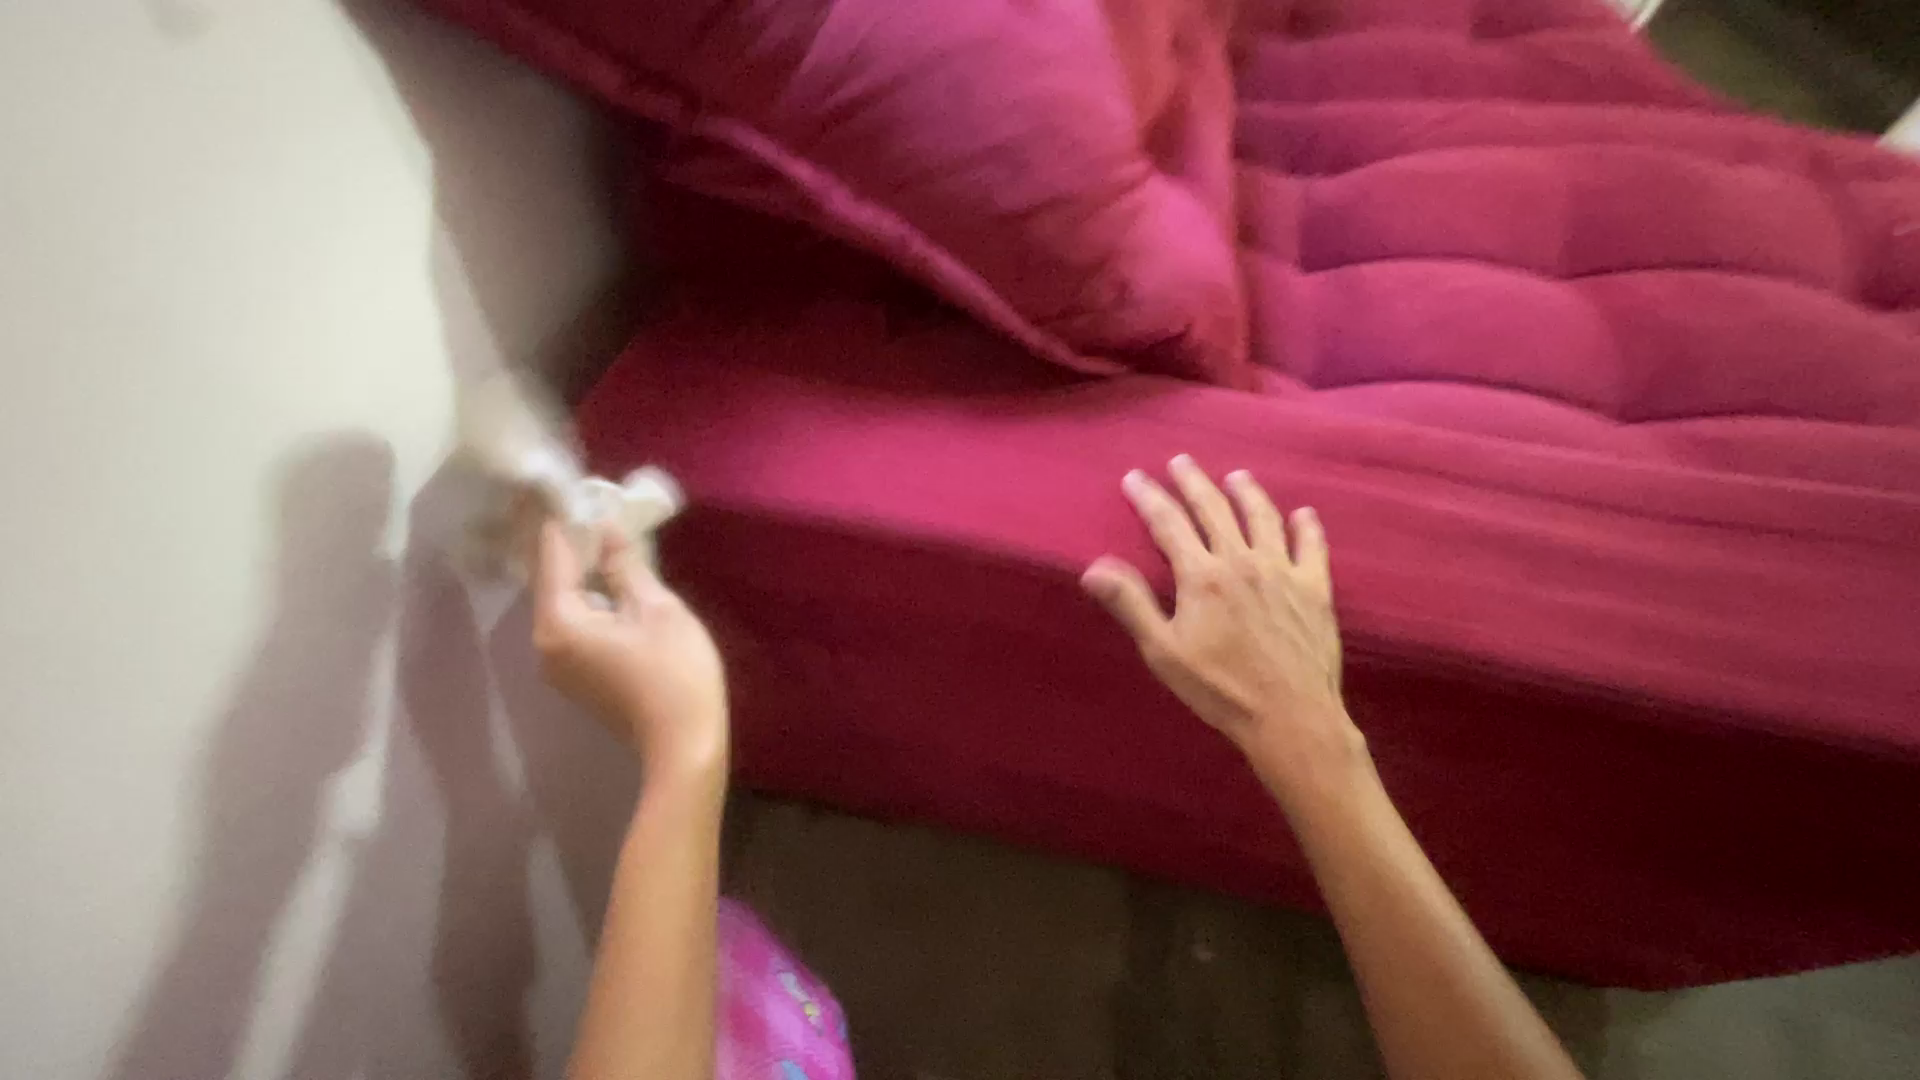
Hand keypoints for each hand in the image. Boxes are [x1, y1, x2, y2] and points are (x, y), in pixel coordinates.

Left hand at [531, 520, 726, 779]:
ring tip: (605, 536)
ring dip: (582, 569)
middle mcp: (545, 642)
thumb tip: (605, 529)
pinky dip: (590, 596)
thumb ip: (625, 565)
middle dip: (571, 542)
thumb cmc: (675, 671)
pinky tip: (612, 580)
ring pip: (565, 601)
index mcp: (561, 622)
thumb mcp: (657, 608)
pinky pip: (575, 622)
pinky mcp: (577, 675)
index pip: (552, 555)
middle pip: (552, 579)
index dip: (560, 518)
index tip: (566, 485)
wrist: (684, 743)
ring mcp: (559, 663)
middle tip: (590, 506)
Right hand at [1082, 456, 1360, 789]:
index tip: (1134, 477)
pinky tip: (1303, 514)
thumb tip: (1093, 568)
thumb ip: (1130, 604)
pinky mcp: (1314, 589)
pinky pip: (1312, 547)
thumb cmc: (1218, 688)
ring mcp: (1282, 572)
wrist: (1290, 717)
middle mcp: (1242, 561)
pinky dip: (1306, 527)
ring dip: (1247, 492)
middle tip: (1180, 461)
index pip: (1168, 523)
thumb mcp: (1163, 651)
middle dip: (1193, 482)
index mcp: (1201, 575)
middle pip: (1214, 509)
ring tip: (1236, 476)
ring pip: (1262, 518)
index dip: (1148, 497)